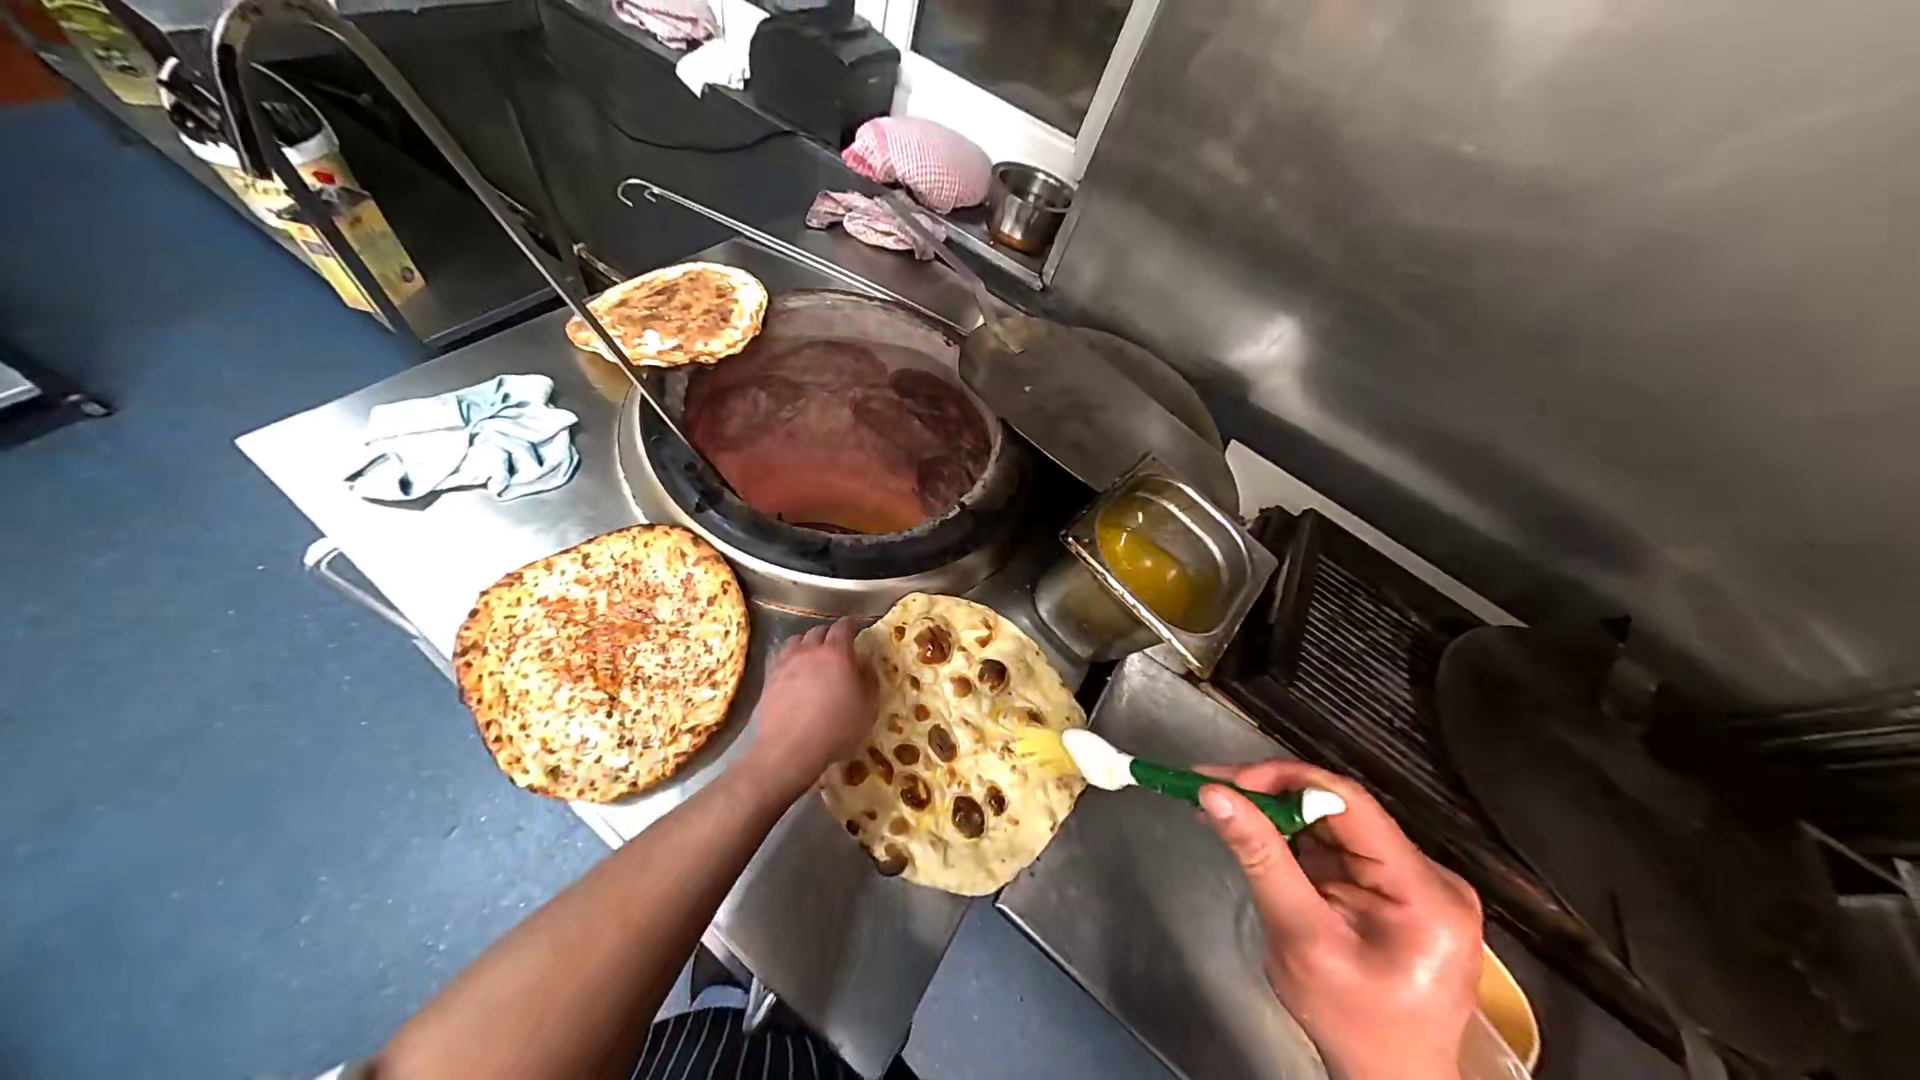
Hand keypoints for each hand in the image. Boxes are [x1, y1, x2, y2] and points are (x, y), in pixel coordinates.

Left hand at [741, 617, 877, 797]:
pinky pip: (780, 656)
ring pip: (796, 640)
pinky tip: (792, 666)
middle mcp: (810, 650)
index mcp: (837, 652)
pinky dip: (789, 656)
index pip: (844, 627)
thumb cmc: (837, 727)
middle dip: (829, 633)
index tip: (855, 625)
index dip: (851, 624)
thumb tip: (864, 661)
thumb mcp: (868, 706)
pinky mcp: (770, 677)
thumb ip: (869, 678)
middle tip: (836, 643)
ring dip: (807, 642)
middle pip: (818, 631)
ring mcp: (786, 662)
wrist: (792, 747)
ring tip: (812, 652)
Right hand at [1199, 761, 1481, 1079]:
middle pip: (1339, 809)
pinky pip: (1333, 845)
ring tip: (1222, 808)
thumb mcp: (1299, 938)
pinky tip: (1253, 834)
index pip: (1349, 803)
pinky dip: (1289, 838)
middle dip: (1270, 796)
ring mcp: (1413, 880)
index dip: (1284, 779)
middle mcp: (1429, 875)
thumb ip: (1260, 859)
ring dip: (1274, 816)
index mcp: (1423, 891)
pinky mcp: (1393, 887)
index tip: (1228, 782)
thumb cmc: (1350, 1022)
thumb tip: (1216, 795)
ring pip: (1331, 823)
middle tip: (1212, 789)